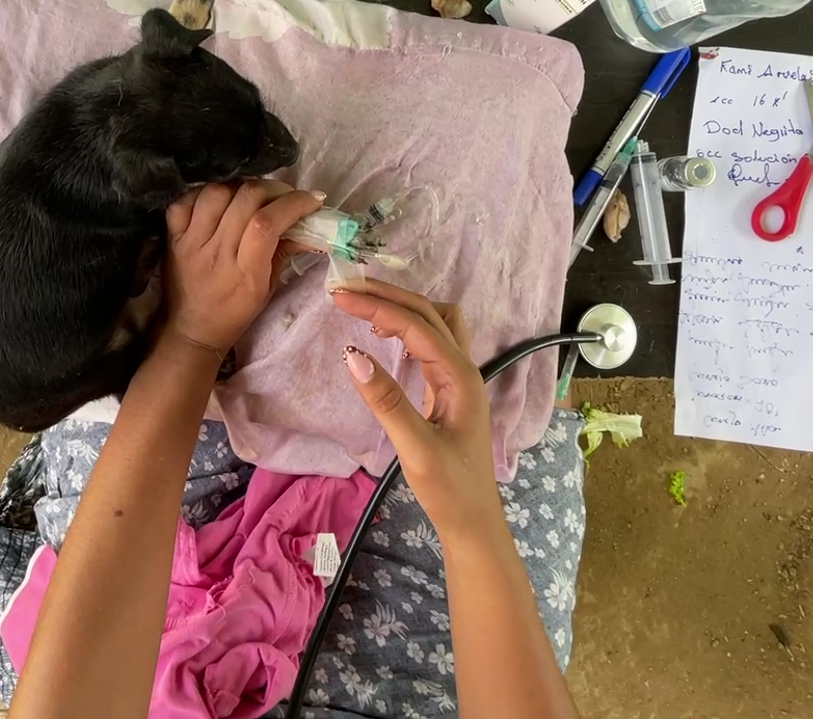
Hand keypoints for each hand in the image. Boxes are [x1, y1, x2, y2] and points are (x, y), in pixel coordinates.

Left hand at [163, 181, 323, 356]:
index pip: (266, 224)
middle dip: (273, 188)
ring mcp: (190, 243)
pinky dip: (203, 193)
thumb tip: (309, 222)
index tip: (312, 200)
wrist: (191, 330)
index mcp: (244, 272)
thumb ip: (284, 252)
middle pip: (245, 200)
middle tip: (284, 195)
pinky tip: (219, 201)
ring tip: (251, 194)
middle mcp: (216, 253)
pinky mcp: (172, 237)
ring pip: (216, 193)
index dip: (292, 204)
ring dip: (240, 186)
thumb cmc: (234, 313)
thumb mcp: (267, 289)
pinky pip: (184, 202)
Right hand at [333, 280, 504, 544]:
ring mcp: (458, 376)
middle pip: (428, 312)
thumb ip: (385, 400)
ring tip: (362, 301)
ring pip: (434, 321)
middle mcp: (463, 368)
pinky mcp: (448, 387)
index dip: (376, 306)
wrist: (473, 522)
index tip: (338, 297)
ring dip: (400, 304)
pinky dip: (405, 324)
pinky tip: (382, 330)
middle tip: (345, 290)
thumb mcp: (414, 448)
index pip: (415, 325)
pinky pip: (429, 340)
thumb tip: (351, 354)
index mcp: (459, 376)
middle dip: (387, 295)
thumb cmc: (448, 489)